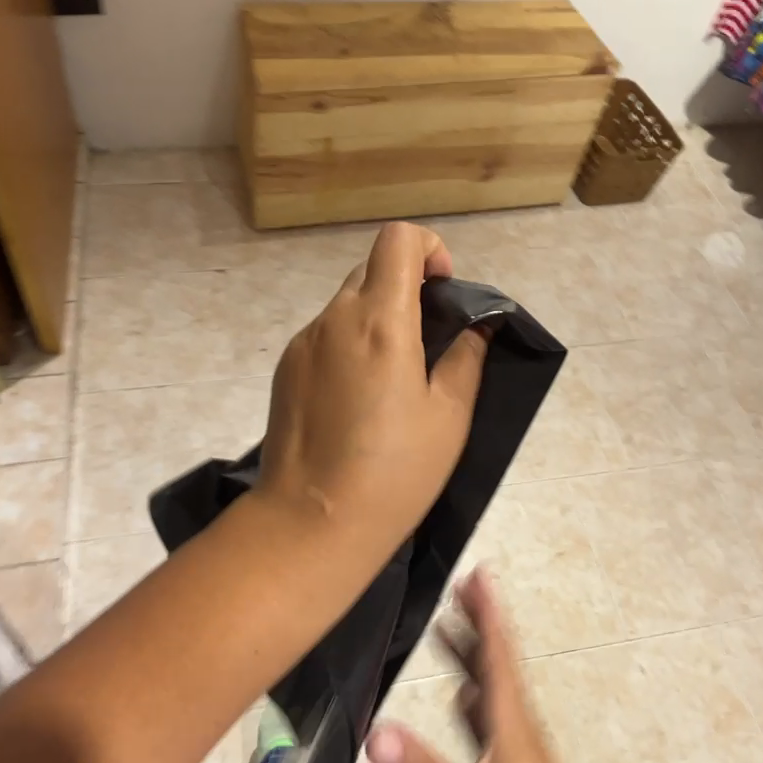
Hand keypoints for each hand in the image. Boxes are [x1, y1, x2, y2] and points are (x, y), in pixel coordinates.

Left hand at [255, 222, 489, 549]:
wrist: (310, 522)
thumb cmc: (394, 472)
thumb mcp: (449, 417)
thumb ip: (466, 357)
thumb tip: (477, 325)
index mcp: (380, 321)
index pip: (398, 239)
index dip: (428, 249)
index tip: (443, 290)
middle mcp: (334, 319)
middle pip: (371, 269)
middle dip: (405, 288)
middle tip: (427, 342)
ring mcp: (303, 342)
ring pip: (346, 304)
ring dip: (376, 318)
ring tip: (392, 380)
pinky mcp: (285, 368)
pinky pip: (325, 336)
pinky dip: (349, 344)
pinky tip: (357, 400)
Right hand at [366, 570, 574, 762]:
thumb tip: (372, 731)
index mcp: (513, 724)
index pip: (499, 654)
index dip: (489, 611)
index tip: (481, 572)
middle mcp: (520, 728)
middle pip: (497, 664)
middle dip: (478, 623)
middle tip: (460, 585)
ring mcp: (520, 750)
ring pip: (495, 688)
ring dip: (474, 655)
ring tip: (450, 628)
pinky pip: (491, 715)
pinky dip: (474, 693)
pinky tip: (463, 698)